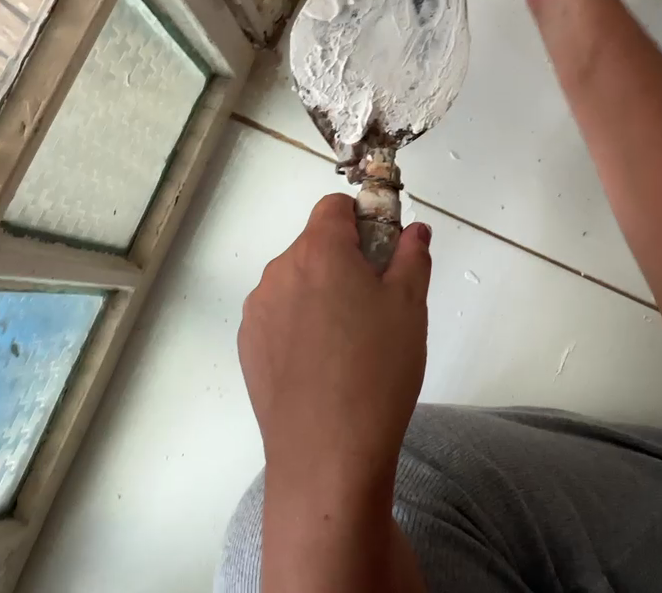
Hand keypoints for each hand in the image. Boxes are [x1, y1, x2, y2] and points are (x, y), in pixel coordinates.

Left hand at [239, 194, 432, 497]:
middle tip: (375, 304)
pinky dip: (299, 325)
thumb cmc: (378, 369)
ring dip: (320, 292)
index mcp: (319, 250)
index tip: (382, 252)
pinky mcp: (247, 346)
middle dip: (344, 260)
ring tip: (349, 343)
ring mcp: (257, 310)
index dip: (362, 219)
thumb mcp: (410, 307)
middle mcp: (280, 270)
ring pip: (296, 281)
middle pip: (314, 245)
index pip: (334, 206)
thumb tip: (414, 230)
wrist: (327, 454)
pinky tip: (321, 366)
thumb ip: (412, 256)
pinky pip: (278, 316)